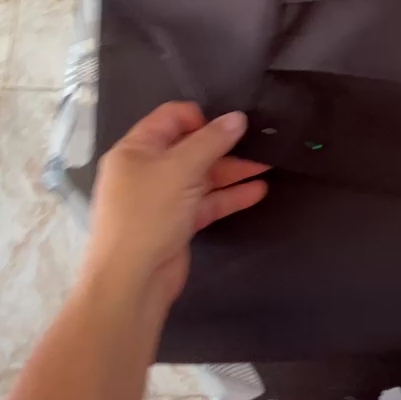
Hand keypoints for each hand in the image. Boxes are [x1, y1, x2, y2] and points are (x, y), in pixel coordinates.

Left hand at [82, 102, 269, 315]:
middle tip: (260, 142)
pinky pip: (207, 201)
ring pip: (203, 175)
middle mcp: (148, 170)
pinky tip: (258, 190)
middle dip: (225, 145)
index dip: (201, 117)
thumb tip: (238, 117)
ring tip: (268, 163)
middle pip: (191, 147)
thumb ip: (212, 141)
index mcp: (136, 149)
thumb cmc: (148, 214)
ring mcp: (163, 198)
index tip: (230, 124)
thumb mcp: (180, 169)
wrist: (132, 282)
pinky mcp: (178, 222)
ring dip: (234, 170)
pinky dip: (230, 195)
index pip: (171, 118)